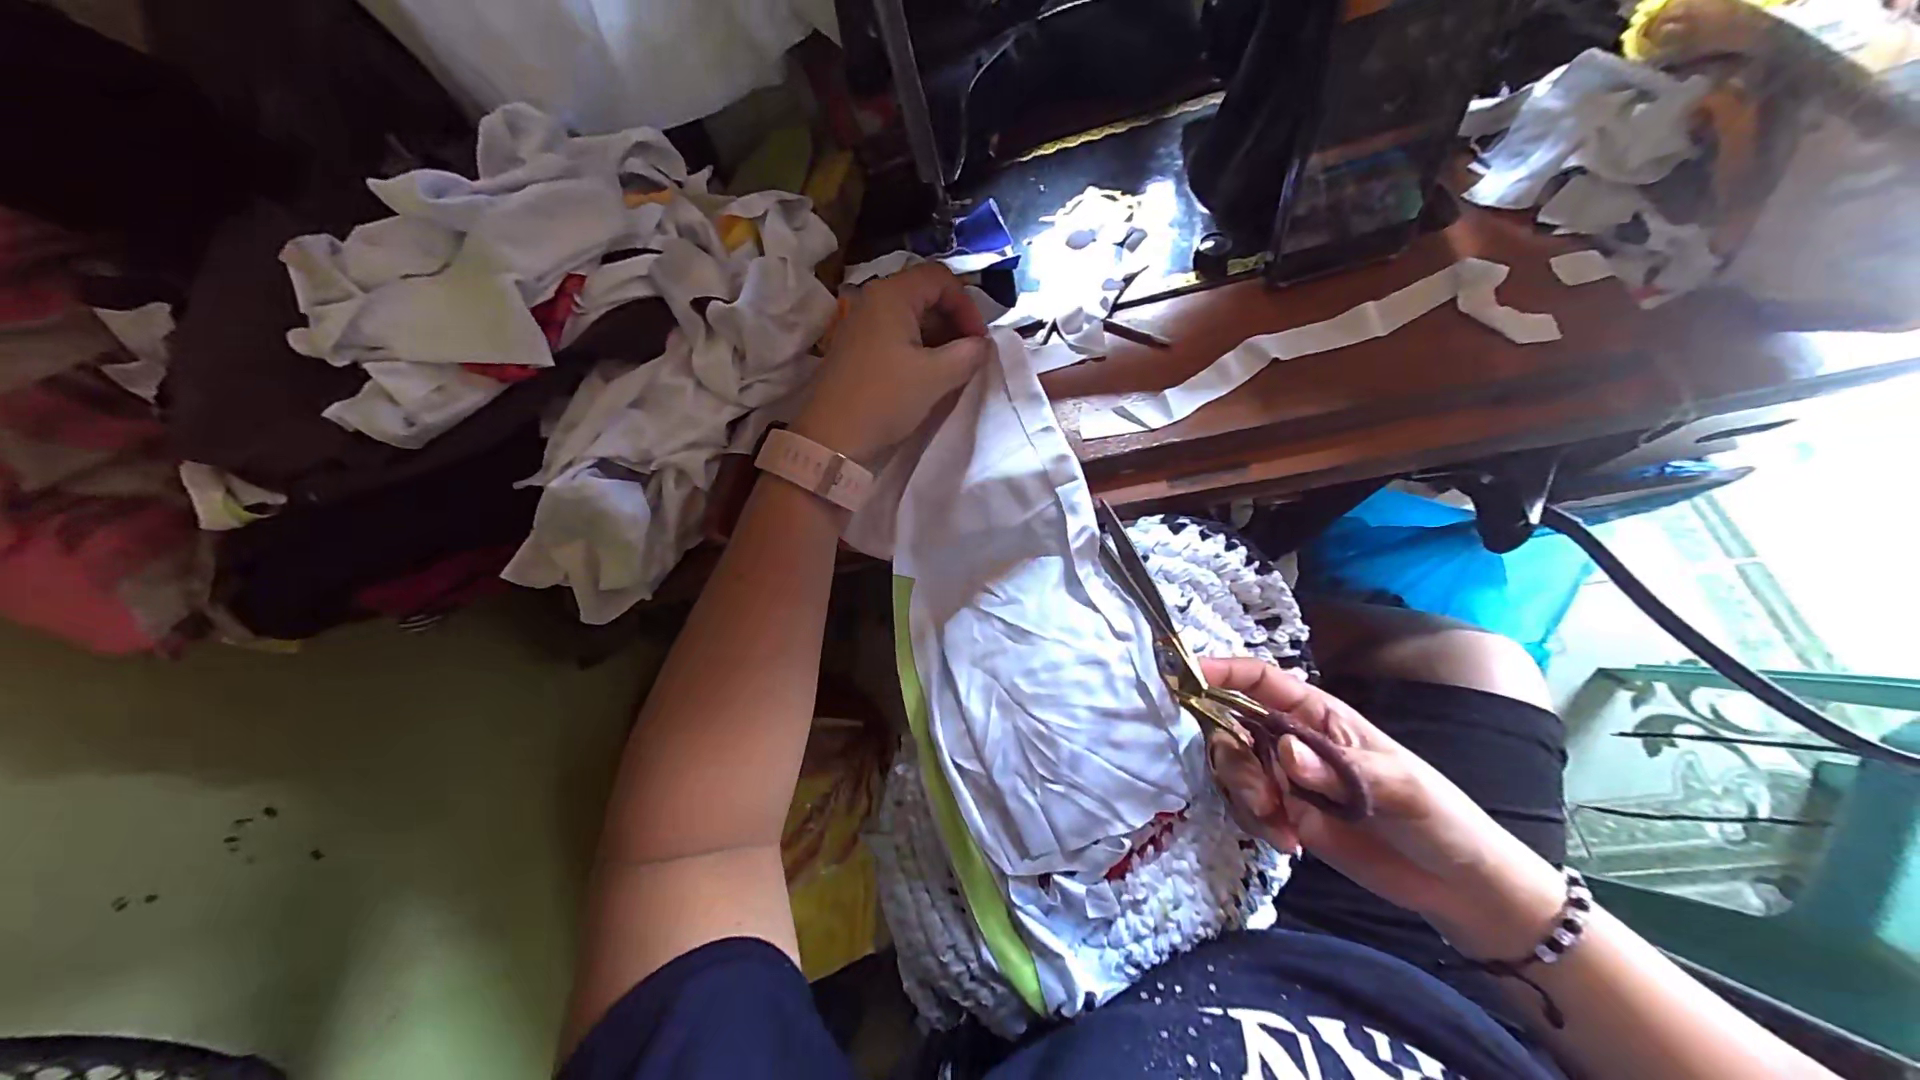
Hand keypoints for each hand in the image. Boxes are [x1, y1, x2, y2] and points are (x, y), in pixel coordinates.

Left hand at [791, 263, 990, 463]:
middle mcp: (873, 301)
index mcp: (892, 295)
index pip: (941, 279)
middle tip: (970, 355)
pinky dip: (919, 349)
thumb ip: (968, 354)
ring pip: (912, 318)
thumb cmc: (885, 399)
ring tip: (954, 369)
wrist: (832, 438)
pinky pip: (896, 336)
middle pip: (925, 295)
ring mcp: (861, 325)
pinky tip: (929, 375)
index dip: (967, 305)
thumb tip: (982, 345)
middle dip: (954, 322)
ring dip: (939, 338)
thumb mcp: (936, 377)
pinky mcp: (857, 348)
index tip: (979, 340)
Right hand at [1199, 658, 1566, 960]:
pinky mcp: (1284, 814)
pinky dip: (1257, 823)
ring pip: (1234, 769)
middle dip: (1235, 760)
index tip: (1187, 676)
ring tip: (1280, 826)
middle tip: (1263, 798)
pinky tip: (1291, 844)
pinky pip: (1246, 807)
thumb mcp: (1398, 787)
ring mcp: (1286, 778)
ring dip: (1245, 796)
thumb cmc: (1437, 815)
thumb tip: (1283, 749)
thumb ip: (1338, 767)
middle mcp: (1292, 740)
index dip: (1223, 672)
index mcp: (1318, 716)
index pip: (1261, 681)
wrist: (1455, 886)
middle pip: (1232, 728)